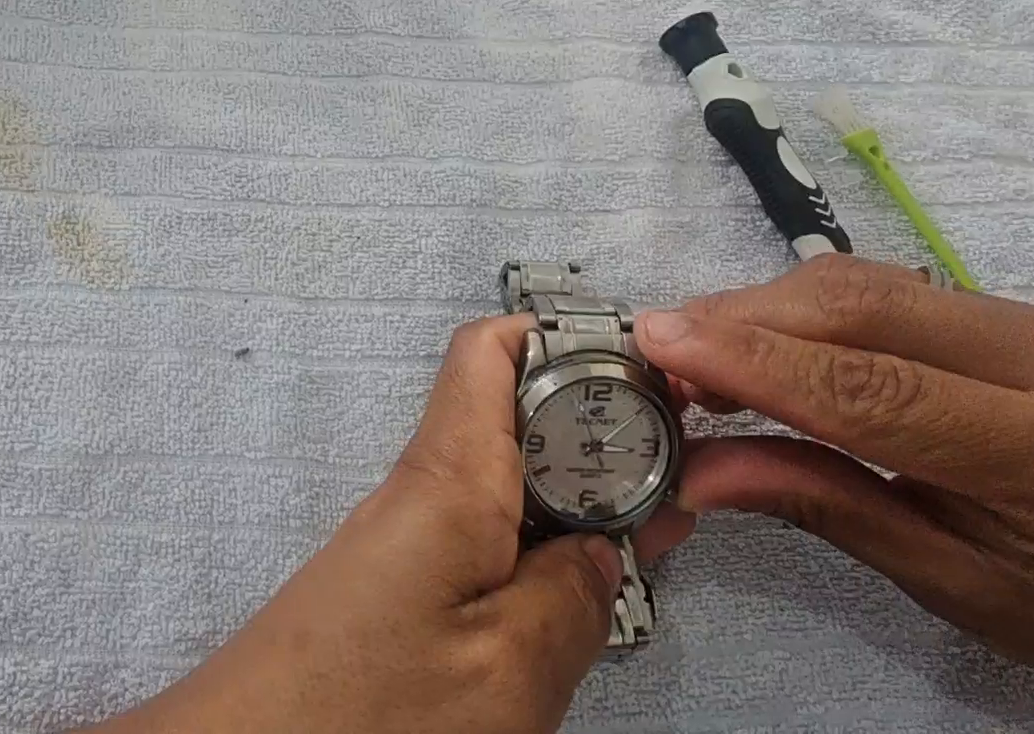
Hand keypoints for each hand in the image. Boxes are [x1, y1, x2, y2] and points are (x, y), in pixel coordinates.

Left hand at [84, 315, 693, 733]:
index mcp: (448, 476)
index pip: (486, 350)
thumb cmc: (367, 712)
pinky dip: (534, 538)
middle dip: (588, 424)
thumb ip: (571, 598)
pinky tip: (572, 576)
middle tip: (666, 463)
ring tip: (640, 525)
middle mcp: (421, 484)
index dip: (557, 337)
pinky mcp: (399, 570)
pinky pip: (479, 528)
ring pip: (501, 473)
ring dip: (569, 489)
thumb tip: (604, 548)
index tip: (629, 363)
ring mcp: (407, 527)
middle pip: (506, 409)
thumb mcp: (506, 671)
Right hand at [635, 255, 1033, 724]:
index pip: (877, 391)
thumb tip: (692, 470)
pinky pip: (891, 288)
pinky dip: (804, 308)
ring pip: (869, 285)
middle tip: (661, 349)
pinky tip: (764, 337)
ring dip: (764, 308)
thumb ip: (819, 504)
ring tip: (698, 348)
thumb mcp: (947, 583)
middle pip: (866, 311)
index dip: (753, 359)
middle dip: (742, 321)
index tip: (656, 340)